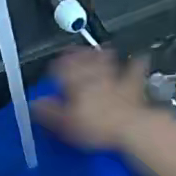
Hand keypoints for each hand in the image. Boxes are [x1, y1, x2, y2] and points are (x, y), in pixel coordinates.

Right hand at [31, 48, 154, 150]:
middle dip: (78, 54)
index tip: (51, 66)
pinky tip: (140, 58)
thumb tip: (35, 105)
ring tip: (102, 48)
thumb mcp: (65, 124)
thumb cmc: (97, 126)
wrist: (130, 126)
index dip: (55, 67)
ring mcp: (115, 79)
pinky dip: (136, 63)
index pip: (61, 69)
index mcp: (75, 84)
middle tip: (74, 50)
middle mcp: (94, 77)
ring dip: (103, 54)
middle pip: (84, 60)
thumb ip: (49, 112)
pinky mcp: (133, 86)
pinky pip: (135, 71)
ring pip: (107, 61)